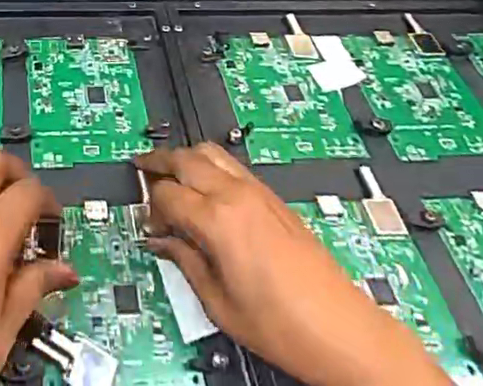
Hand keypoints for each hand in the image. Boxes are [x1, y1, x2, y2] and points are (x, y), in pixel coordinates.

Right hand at [135, 145, 448, 385]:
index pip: (167, 194)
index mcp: (218, 221)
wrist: (341, 330)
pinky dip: (210, 164)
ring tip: (168, 169)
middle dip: (158, 162)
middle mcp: (237, 195)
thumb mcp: (219, 304)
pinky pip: (232, 164)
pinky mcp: (273, 197)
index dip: (150, 208)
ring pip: (210, 151)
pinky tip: (203, 184)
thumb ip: (185, 263)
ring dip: (184, 155)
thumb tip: (163, 243)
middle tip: (141, 169)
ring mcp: (257, 192)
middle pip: (184, 158)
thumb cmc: (286, 327)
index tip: (147, 225)